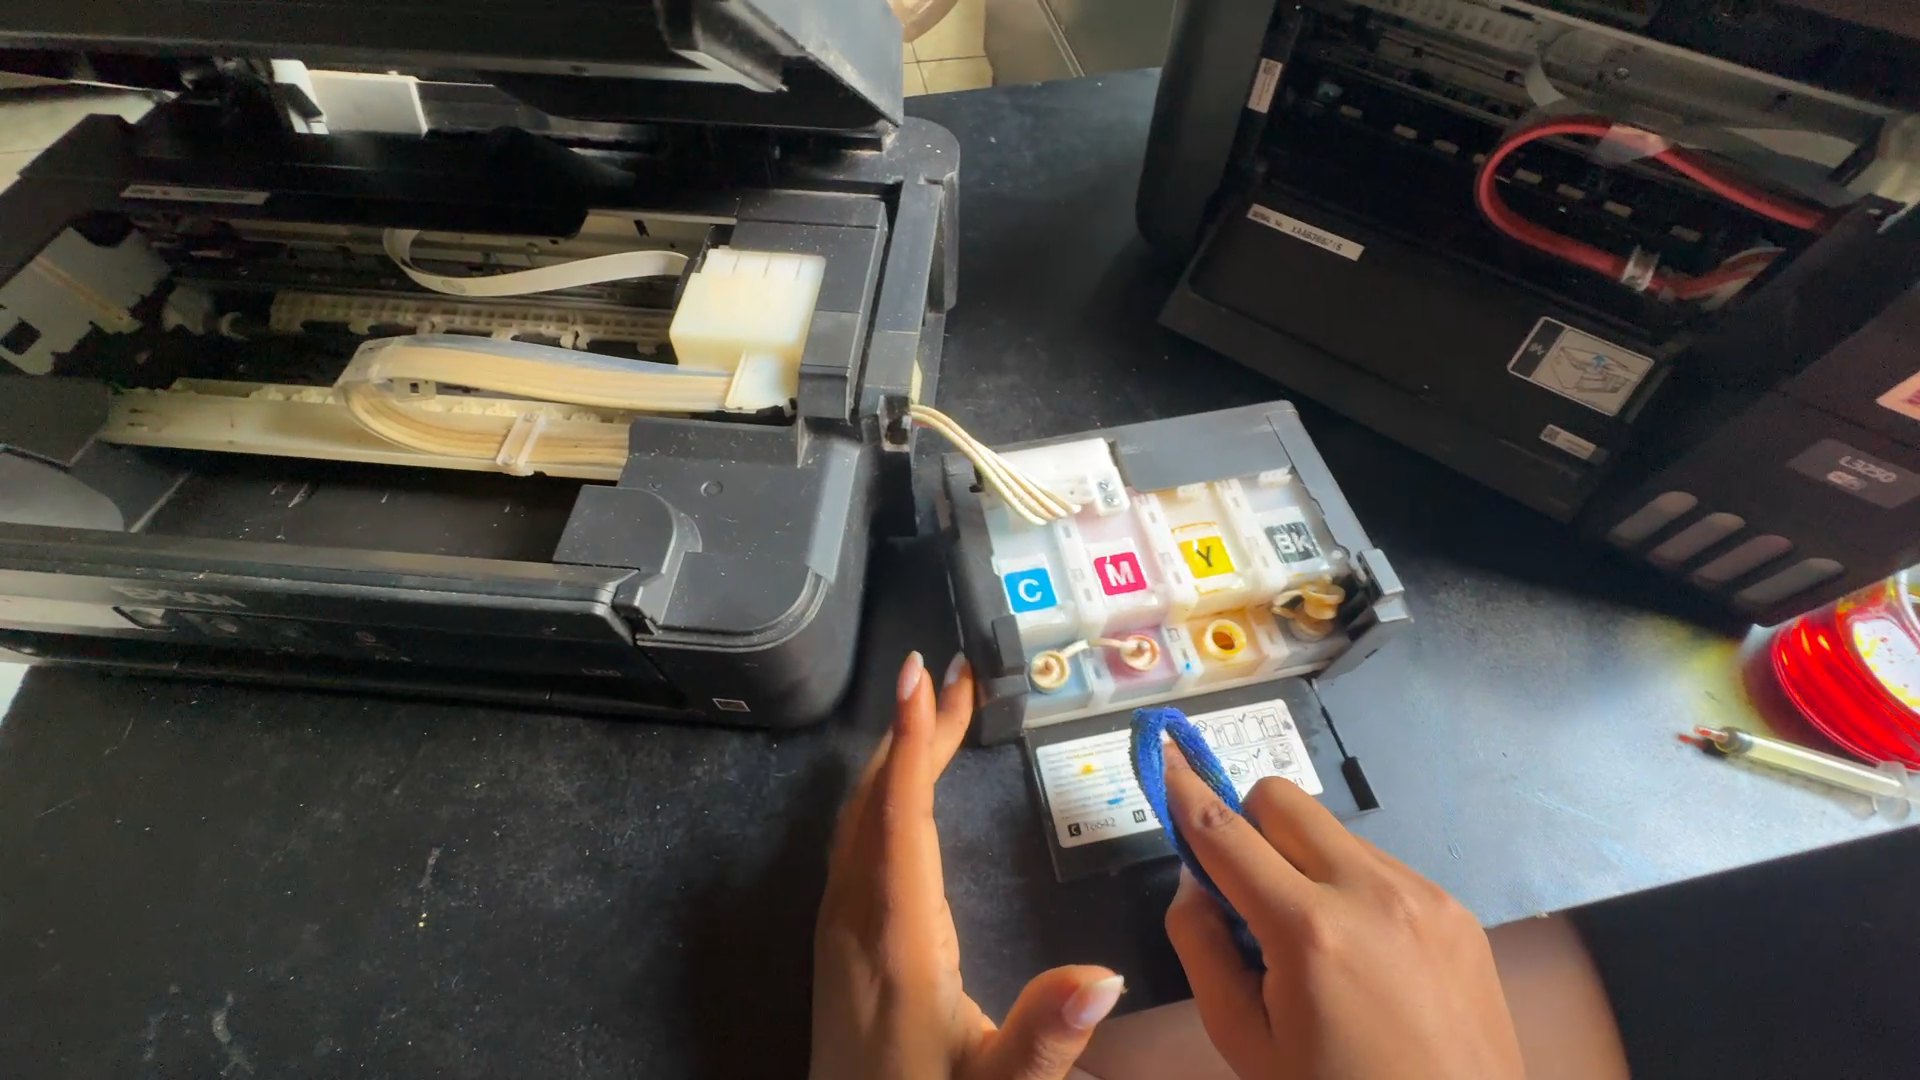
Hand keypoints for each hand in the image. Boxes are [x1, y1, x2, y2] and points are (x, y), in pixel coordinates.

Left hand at [811, 651, 1124, 1079]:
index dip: (914, 739)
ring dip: (901, 749)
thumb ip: (1045, 1036)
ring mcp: (840, 914)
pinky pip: (859, 829)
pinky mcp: (839, 924)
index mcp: (895, 934)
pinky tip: (906, 778)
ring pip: (863, 807)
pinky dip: (886, 784)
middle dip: (918, 725)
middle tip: (955, 674)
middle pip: (881, 793)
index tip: (921, 676)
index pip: (900, 814)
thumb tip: (1105, 974)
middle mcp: (856, 908)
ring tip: (940, 707)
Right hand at [1161, 759, 1524, 1079]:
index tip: (1162, 753)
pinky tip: (1365, 952)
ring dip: (1300, 858)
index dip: (1184, 789)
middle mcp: (1370, 893)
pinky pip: (1375, 863)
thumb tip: (1197, 878)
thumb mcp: (1240, 1038)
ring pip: (1329, 830)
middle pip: (1282, 800)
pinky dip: (1346, 884)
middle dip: (1248, 824)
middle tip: (1248, 888)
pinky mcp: (1457, 909)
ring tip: (1317, 937)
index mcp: (1309, 931)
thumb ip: (1199, 943)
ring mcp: (1424, 896)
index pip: (1224, 833)